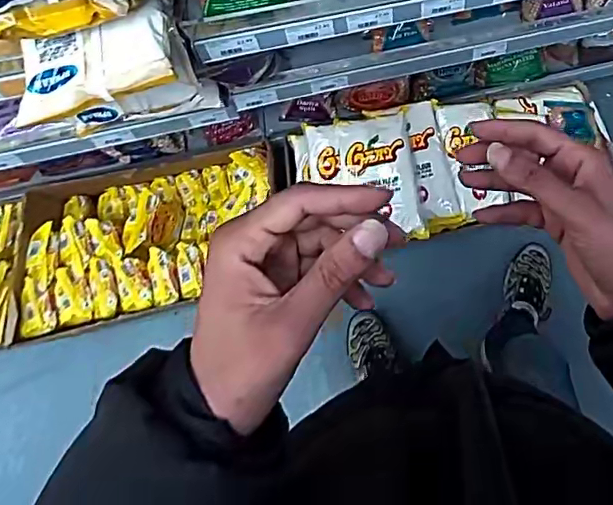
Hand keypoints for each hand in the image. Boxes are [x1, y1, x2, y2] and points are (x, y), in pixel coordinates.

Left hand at [190, 184, 404, 434]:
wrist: (217, 415)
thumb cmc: (239, 371)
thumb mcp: (292, 322)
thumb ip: (334, 273)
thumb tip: (373, 232)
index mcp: (241, 239)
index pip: (299, 201)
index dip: (344, 197)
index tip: (382, 199)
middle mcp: (251, 239)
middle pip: (313, 217)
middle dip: (356, 228)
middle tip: (395, 237)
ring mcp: (265, 257)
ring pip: (320, 239)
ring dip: (354, 256)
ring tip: (385, 274)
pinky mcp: (277, 275)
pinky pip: (317, 262)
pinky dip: (342, 276)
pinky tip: (364, 295)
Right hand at [456, 120, 612, 320]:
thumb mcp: (574, 209)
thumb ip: (534, 180)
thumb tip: (498, 153)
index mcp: (580, 161)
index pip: (536, 136)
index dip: (504, 130)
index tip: (477, 130)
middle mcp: (568, 174)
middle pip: (523, 156)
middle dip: (492, 153)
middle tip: (463, 155)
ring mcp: (560, 198)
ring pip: (519, 181)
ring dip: (493, 179)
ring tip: (467, 178)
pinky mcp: (554, 221)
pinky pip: (522, 208)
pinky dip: (503, 209)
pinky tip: (484, 213)